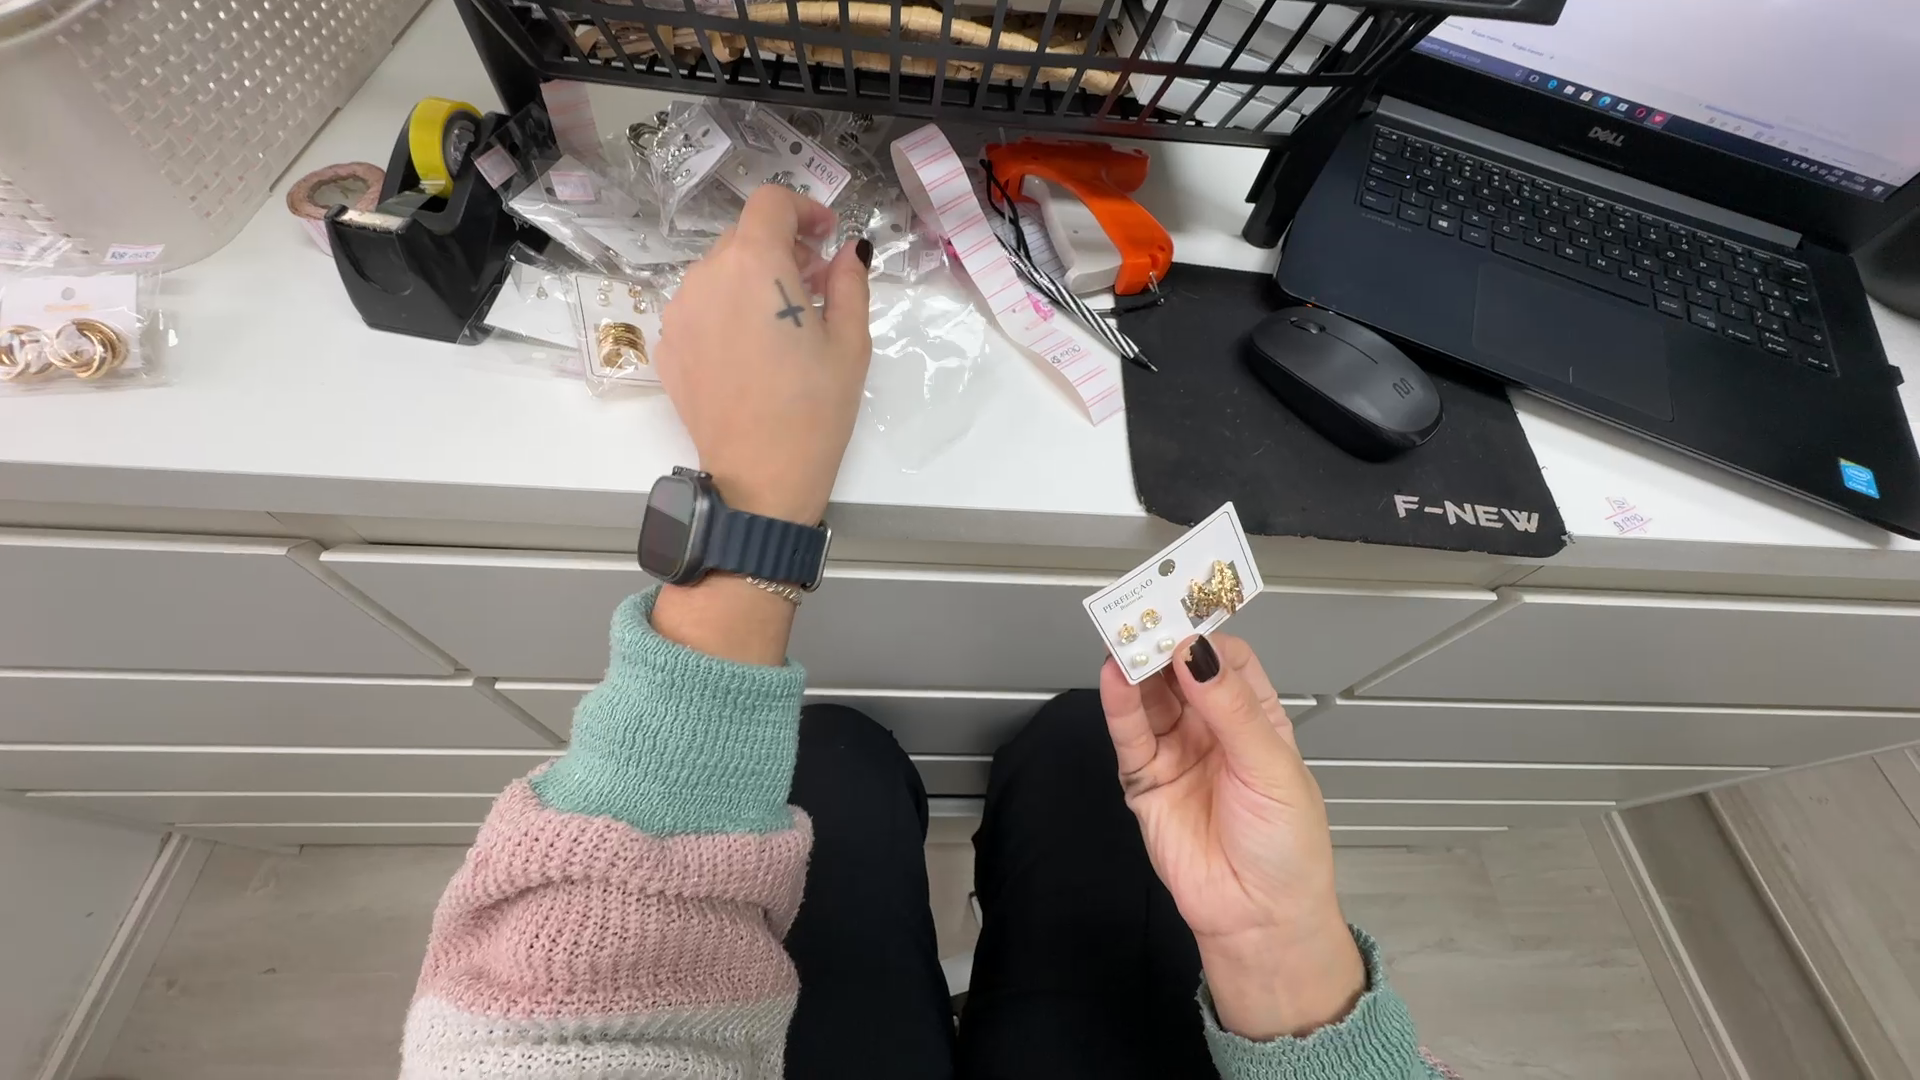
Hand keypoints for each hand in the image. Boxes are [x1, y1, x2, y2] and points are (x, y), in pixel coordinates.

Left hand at [656, 185, 872, 524]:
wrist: (761, 477)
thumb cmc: (815, 410)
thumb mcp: (850, 343)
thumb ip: (849, 282)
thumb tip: (847, 251)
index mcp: (756, 265)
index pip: (772, 203)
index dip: (804, 209)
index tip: (826, 236)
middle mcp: (707, 276)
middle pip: (744, 238)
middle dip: (783, 251)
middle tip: (816, 289)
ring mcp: (680, 312)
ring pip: (720, 274)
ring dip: (753, 283)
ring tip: (783, 327)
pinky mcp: (669, 347)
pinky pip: (701, 310)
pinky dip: (728, 313)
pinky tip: (753, 354)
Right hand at [1099, 633, 1365, 1040]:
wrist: (1257, 919)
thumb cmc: (1285, 844)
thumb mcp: (1269, 767)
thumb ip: (1230, 707)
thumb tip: (1195, 649)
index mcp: (1253, 717)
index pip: (1225, 660)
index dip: (1204, 636)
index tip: (1185, 616)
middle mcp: (1210, 726)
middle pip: (1179, 671)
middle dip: (1162, 644)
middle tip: (1143, 616)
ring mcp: (1174, 749)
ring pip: (1150, 696)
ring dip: (1136, 667)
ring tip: (1122, 639)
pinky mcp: (1143, 776)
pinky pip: (1129, 732)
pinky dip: (1118, 703)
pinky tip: (1112, 675)